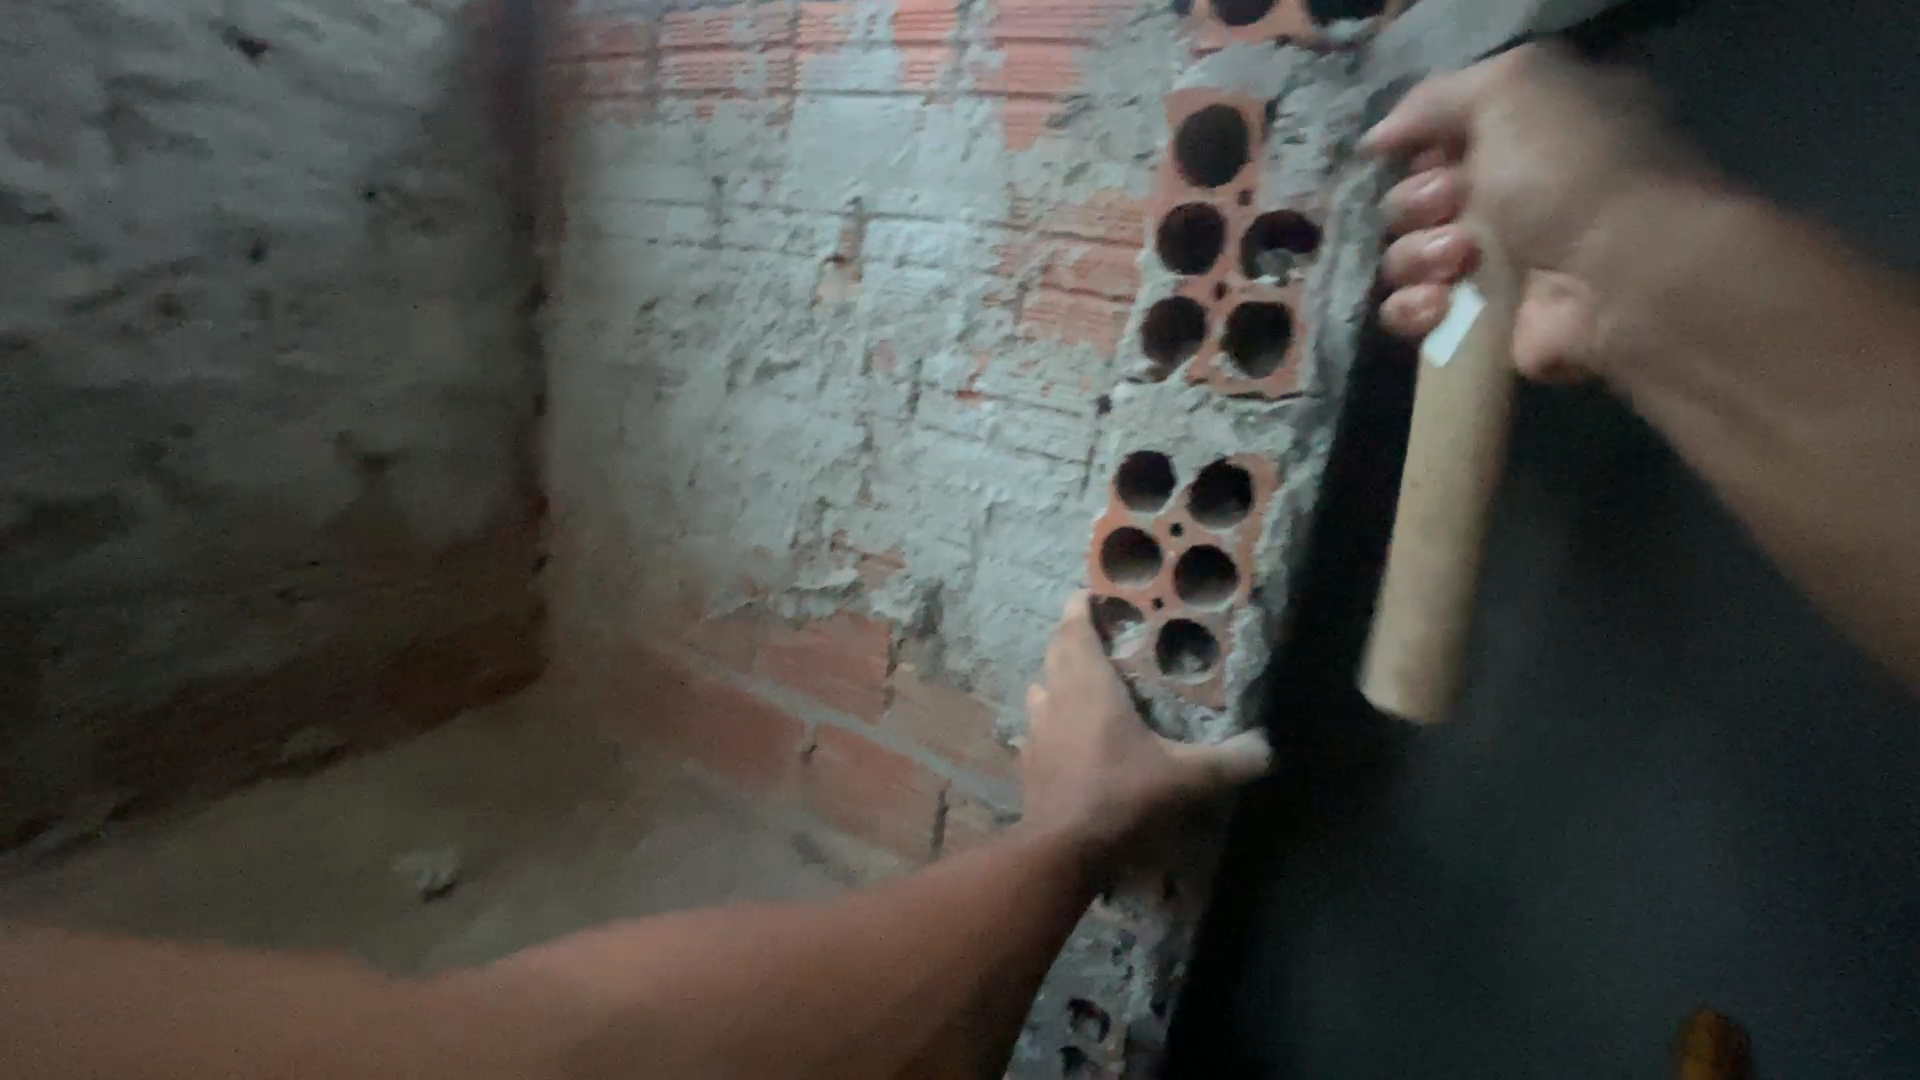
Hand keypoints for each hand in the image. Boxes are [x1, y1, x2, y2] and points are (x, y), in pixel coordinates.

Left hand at [1019, 592, 1270, 854]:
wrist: (1062, 846)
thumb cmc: (1121, 797)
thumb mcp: (1184, 779)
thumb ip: (1228, 761)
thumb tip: (1267, 748)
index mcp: (1089, 687)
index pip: (1076, 631)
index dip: (1078, 608)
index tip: (1085, 592)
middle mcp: (1057, 697)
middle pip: (1056, 651)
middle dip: (1071, 635)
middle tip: (1091, 629)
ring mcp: (1036, 727)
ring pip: (1042, 684)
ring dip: (1056, 673)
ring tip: (1079, 676)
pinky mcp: (1028, 757)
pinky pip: (1036, 721)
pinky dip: (1049, 713)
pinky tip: (1063, 729)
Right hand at [1362, 45, 1706, 380]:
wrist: (1615, 276)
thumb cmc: (1572, 173)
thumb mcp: (1514, 89)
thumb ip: (1436, 97)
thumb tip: (1376, 139)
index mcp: (1518, 139)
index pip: (1432, 143)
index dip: (1418, 150)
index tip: (1432, 156)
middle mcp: (1501, 198)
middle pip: (1407, 203)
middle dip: (1415, 205)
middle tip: (1452, 206)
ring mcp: (1482, 265)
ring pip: (1400, 259)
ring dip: (1416, 257)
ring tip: (1460, 258)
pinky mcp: (1466, 320)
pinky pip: (1404, 312)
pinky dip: (1413, 307)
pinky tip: (1443, 303)